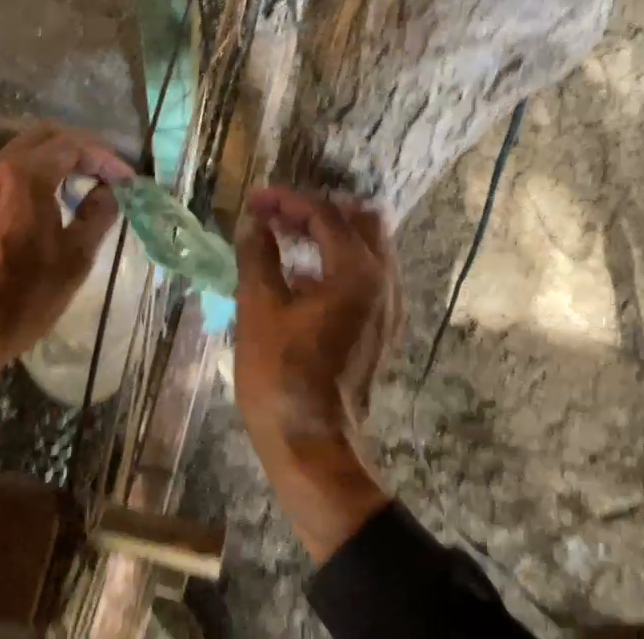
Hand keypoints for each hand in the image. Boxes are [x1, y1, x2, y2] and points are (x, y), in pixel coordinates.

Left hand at [0, 126, 133, 388]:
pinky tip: (42, 205)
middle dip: (79, 150)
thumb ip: (98, 215)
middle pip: (44, 138)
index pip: (73, 145)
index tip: (128, 180)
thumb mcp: (74, 258)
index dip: (106, 158)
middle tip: (106, 174)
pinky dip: (28, 177)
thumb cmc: (22, 297)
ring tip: (79, 188)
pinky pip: (1, 175)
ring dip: (52, 162)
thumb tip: (109, 191)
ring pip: (19, 153)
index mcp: (24, 175)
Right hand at [234, 186, 400, 560]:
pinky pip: (369, 275)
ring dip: (330, 235)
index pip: (325, 214)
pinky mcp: (383, 329)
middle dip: (317, 210)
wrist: (312, 443)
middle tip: (276, 215)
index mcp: (356, 272)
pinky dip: (340, 261)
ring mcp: (389, 308)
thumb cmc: (280, 374)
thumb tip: (255, 223)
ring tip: (286, 239)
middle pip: (360, 221)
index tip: (254, 201)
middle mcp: (385, 282)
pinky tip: (303, 277)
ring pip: (369, 248)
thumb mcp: (258, 308)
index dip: (286, 201)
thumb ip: (258, 255)